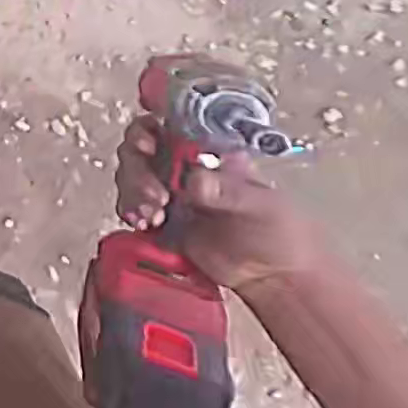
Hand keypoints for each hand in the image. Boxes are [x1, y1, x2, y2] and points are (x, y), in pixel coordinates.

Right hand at [111, 114, 326, 294]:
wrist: (274, 280)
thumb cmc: (278, 235)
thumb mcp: (262, 207)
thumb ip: (228, 191)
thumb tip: (195, 180)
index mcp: (206, 153)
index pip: (167, 126)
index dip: (147, 129)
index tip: (146, 145)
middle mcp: (180, 167)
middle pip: (138, 151)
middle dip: (138, 171)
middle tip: (157, 197)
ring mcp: (166, 192)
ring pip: (129, 177)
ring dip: (133, 193)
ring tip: (155, 217)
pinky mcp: (157, 217)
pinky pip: (129, 205)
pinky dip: (130, 211)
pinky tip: (144, 224)